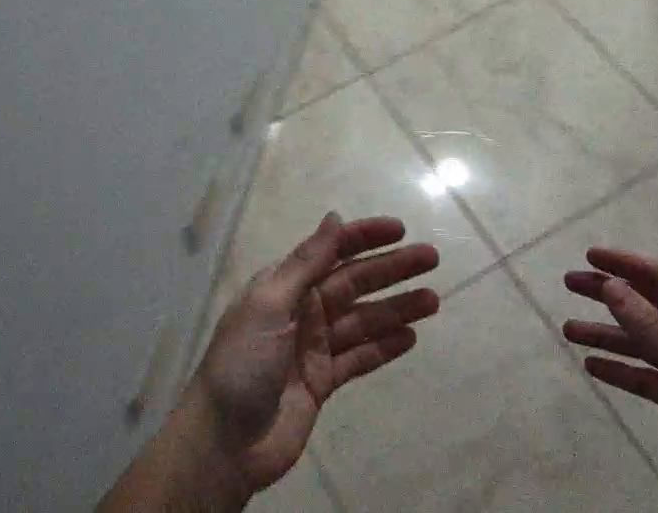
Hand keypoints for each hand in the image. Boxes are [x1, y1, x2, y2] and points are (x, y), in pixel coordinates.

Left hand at [194, 213, 440, 493]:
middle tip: (431, 258)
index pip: (329, 251)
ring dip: (397, 308)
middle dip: (390, 269)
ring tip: (433, 300)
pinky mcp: (323, 381)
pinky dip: (385, 347)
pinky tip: (411, 337)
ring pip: (363, 320)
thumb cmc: (241, 362)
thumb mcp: (269, 304)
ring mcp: (313, 347)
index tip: (399, 229)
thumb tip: (333, 218)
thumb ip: (304, 264)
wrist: (224, 440)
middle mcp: (300, 310)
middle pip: (353, 282)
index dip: (363, 237)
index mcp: (282, 286)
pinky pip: (360, 357)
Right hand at [561, 248, 657, 512]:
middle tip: (570, 284)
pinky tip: (594, 368)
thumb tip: (612, 286)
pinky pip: (648, 379)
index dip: (626, 264)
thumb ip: (652, 327)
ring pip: (643, 344)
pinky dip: (622, 372)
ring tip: (568, 330)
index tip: (588, 256)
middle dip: (610, 294)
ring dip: (608, 336)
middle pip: (648, 307)